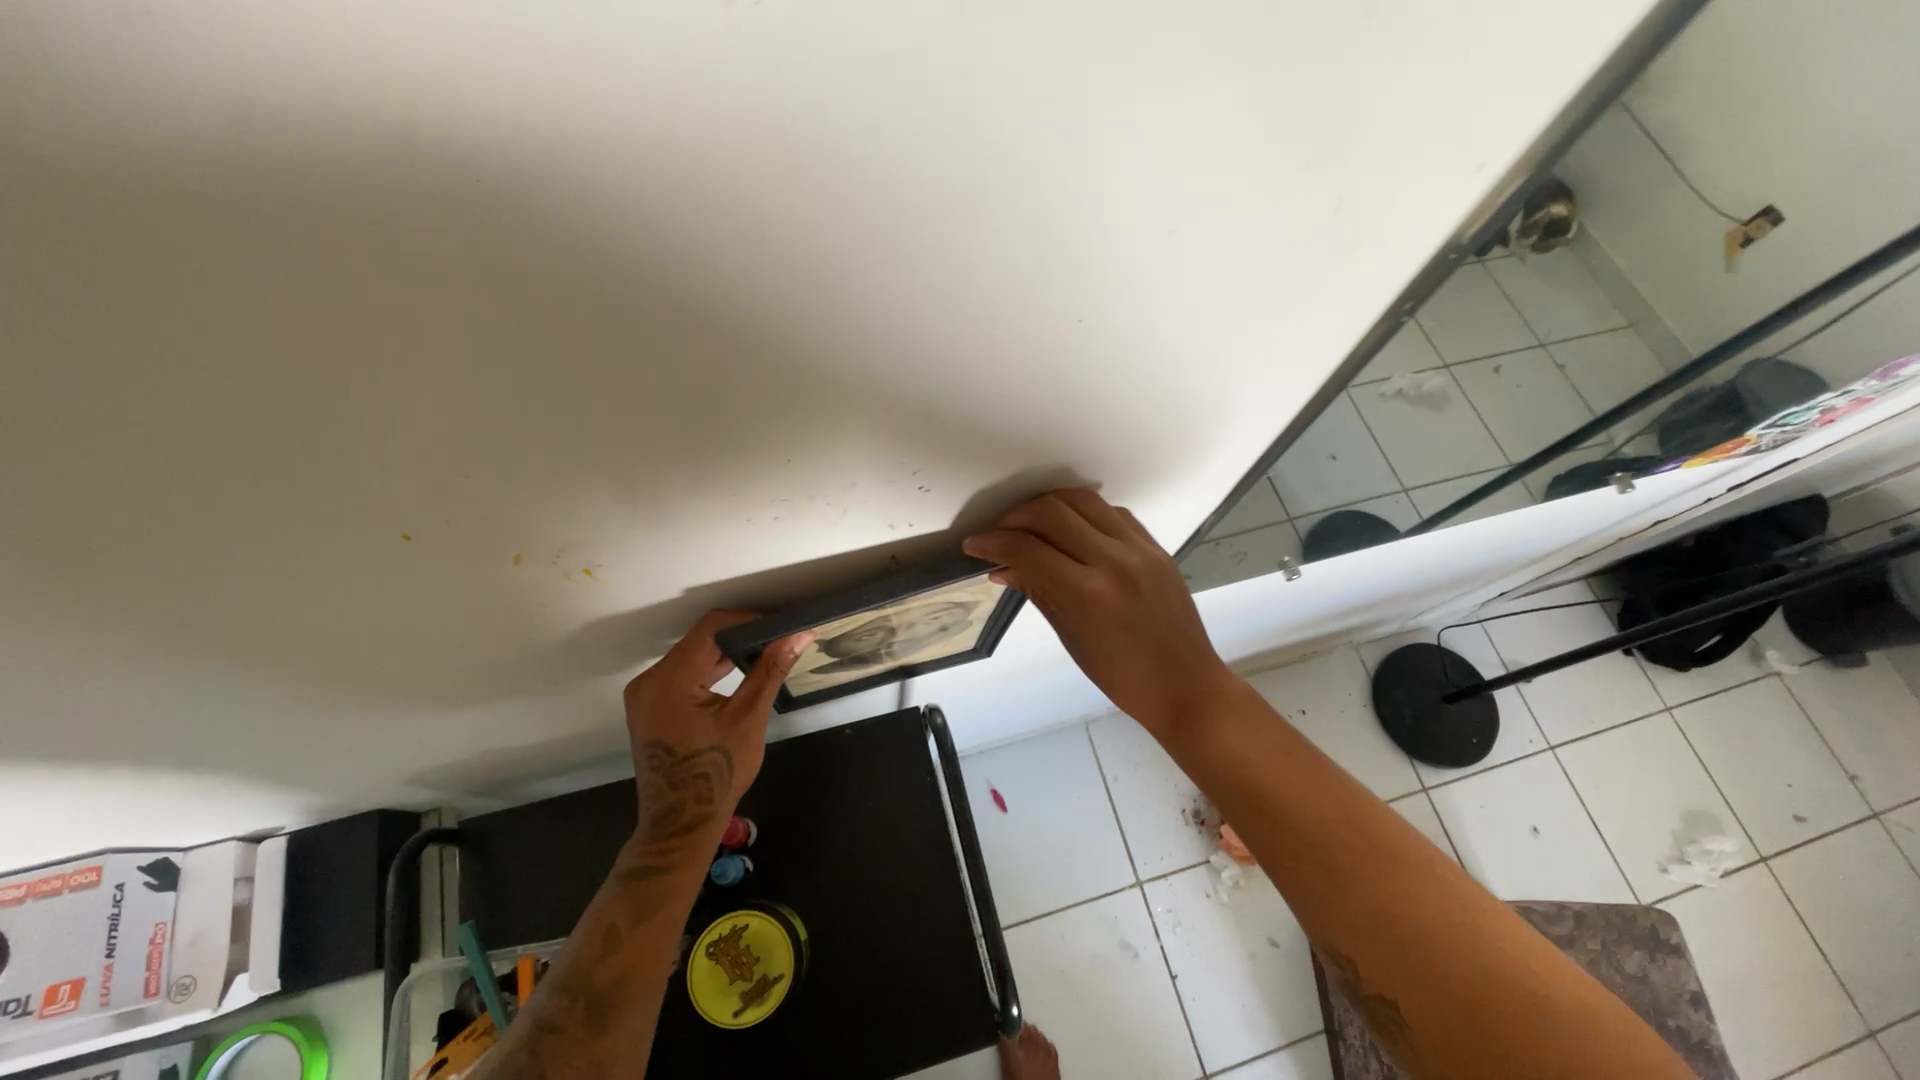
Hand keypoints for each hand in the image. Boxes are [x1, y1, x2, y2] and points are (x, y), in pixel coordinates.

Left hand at [621, 610, 812, 847]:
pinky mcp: (649, 708)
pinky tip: (736, 678)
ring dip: (724, 656)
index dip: (747, 621)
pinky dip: (707, 673)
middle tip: (776, 643)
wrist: (681, 823)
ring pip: (690, 658)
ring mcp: (645, 695)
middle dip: (738, 639)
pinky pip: (681, 676)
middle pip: (699, 641)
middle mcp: (649, 680)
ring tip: (762, 658)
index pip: (711, 627)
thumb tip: (799, 634)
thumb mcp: (749, 718)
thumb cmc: (717, 772)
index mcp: (670, 679)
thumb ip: (770, 670)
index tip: (778, 628)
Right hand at [963, 489, 1237, 736]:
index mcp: (1089, 594)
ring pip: (1082, 500)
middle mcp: (1115, 561)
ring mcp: (1140, 549)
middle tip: (998, 534)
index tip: (973, 545)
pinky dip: (1083, 513)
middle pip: (1051, 512)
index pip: (1028, 550)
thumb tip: (1003, 567)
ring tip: (1029, 524)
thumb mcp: (1071, 638)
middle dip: (1014, 517)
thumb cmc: (1123, 677)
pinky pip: (1112, 513)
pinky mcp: (1156, 547)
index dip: (993, 542)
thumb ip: (1038, 592)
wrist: (1186, 686)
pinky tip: (1070, 530)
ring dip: (1047, 505)